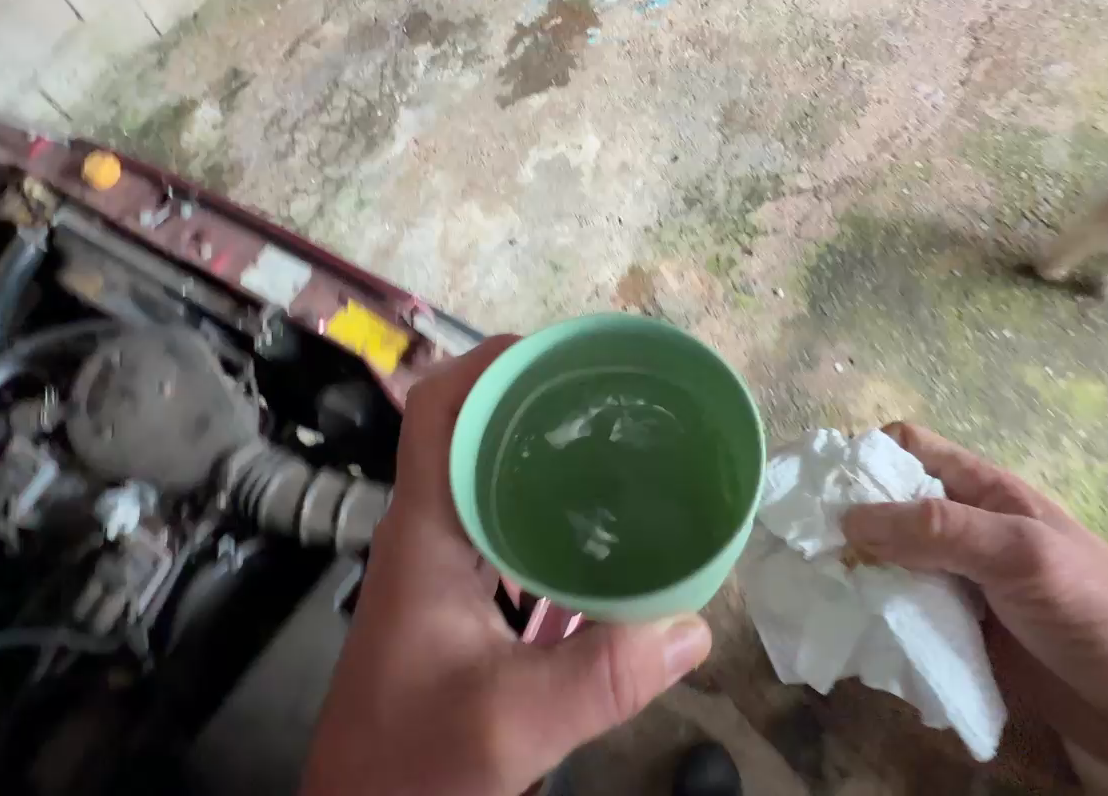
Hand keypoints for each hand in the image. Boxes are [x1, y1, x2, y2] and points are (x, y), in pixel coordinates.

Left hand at [300, 337, 712, 795]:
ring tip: (606, 439)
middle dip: (527, 398)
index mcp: (423, 531)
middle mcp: (426, 530)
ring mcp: (436, 562)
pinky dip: (541, 506)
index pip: (434, 412)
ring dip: (534, 449)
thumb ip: (601, 677)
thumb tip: (695, 624)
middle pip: (467, 431)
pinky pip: (498, 523)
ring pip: (484, 475)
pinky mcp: (452, 594)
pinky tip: (593, 527)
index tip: (552, 352)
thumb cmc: (412, 764)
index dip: (484, 364)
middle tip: (602, 392)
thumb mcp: (512, 725)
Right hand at [842, 422, 1107, 795]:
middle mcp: (960, 528)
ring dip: (850, 569)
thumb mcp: (1023, 555)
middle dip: (842, 516)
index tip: (818, 484)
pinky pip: (896, 609)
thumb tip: (847, 519)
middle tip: (798, 540)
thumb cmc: (1102, 614)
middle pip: (884, 504)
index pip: (906, 448)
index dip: (862, 455)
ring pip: (882, 559)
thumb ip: (938, 529)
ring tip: (808, 584)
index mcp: (981, 491)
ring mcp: (954, 580)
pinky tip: (844, 623)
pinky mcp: (951, 630)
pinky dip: (868, 612)